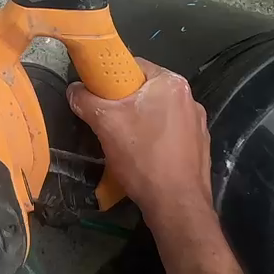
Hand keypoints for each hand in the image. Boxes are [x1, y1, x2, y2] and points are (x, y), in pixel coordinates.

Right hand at [68, 59, 210, 220]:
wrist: (178, 208)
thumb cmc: (143, 158)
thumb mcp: (106, 124)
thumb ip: (86, 100)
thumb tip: (74, 90)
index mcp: (171, 83)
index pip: (134, 65)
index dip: (112, 76)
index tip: (98, 91)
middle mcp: (189, 98)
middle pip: (146, 90)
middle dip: (125, 102)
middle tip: (108, 118)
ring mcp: (198, 124)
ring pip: (158, 112)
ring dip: (140, 121)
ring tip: (124, 141)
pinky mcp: (200, 147)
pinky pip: (171, 133)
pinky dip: (156, 139)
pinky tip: (144, 157)